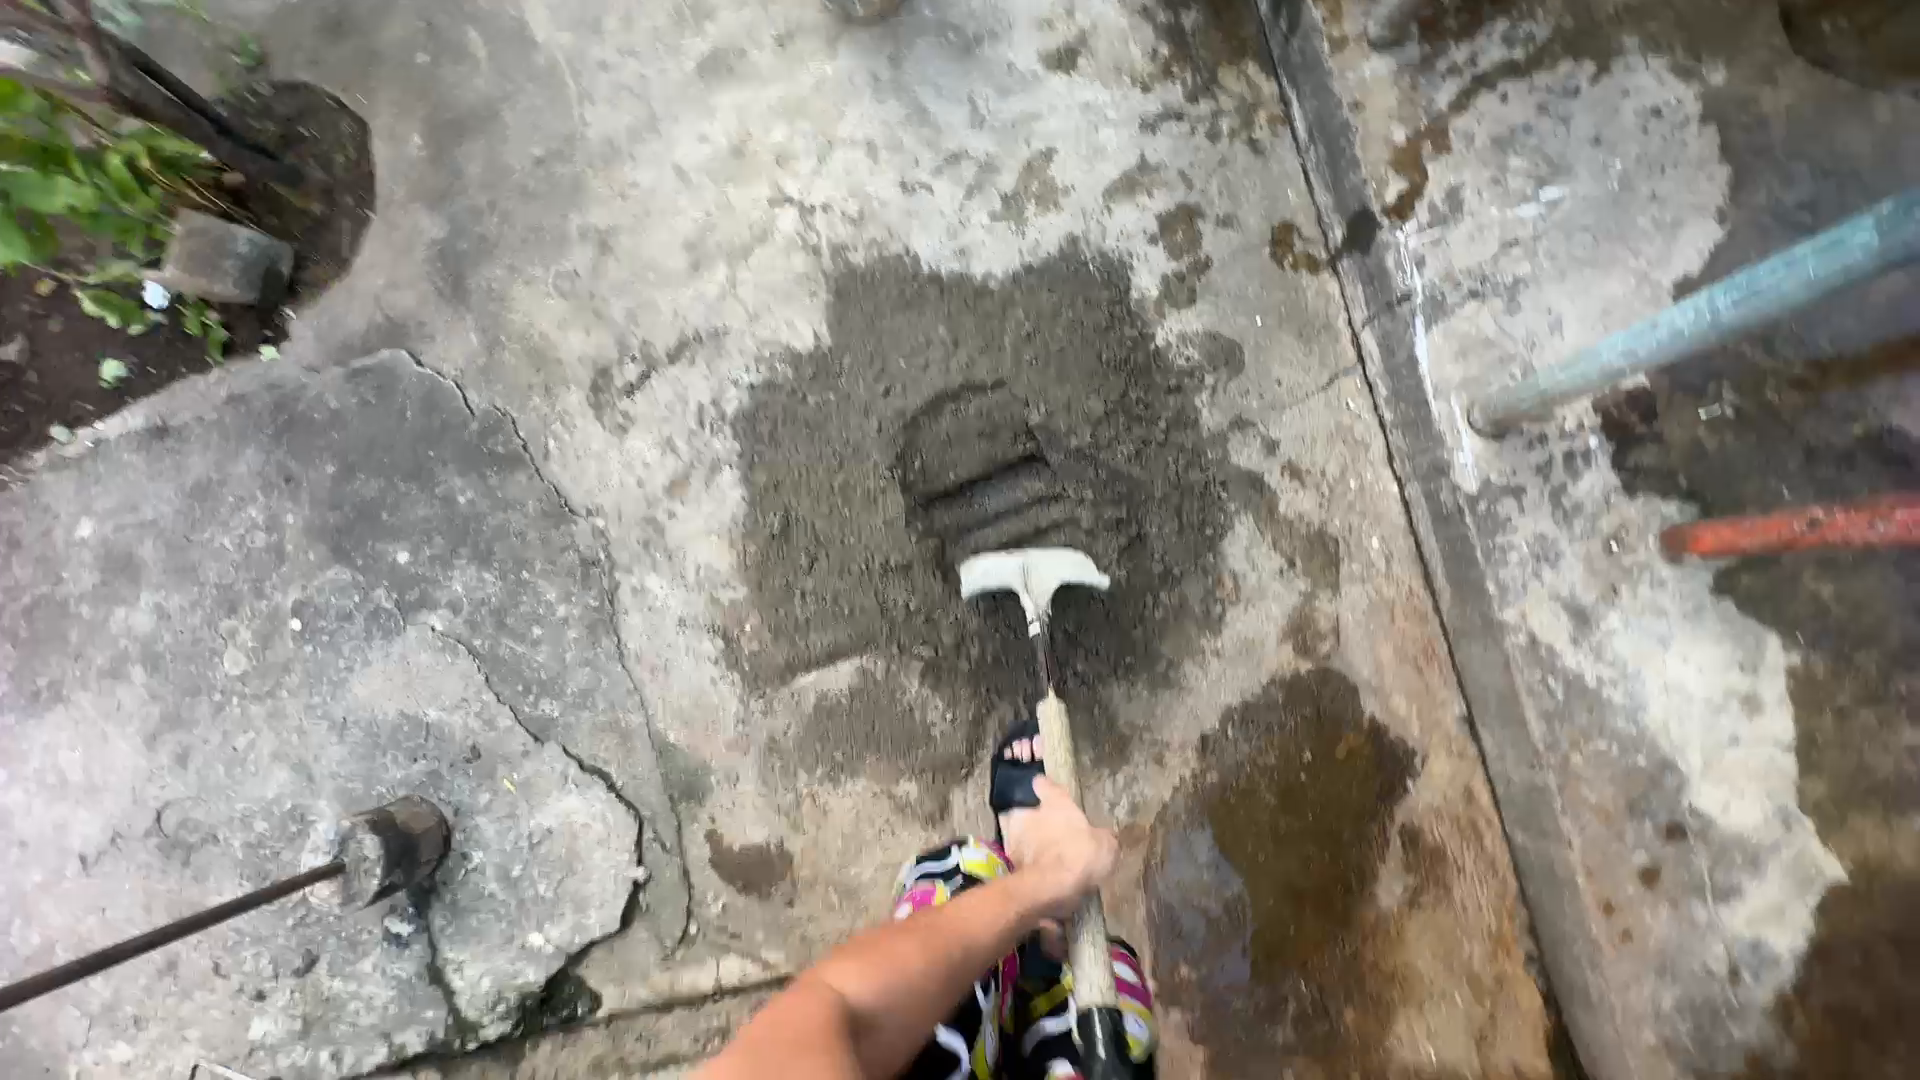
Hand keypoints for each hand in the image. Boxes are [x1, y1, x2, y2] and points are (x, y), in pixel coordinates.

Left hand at [1003, 776, 1117, 917]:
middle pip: (1026, 811)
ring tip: (1042, 858)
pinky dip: (1025, 865)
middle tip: (1048, 834)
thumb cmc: (1081, 854)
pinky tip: (1037, 875)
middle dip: (1034, 821)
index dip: (1045, 788)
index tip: (1045, 791)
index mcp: (1055, 802)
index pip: (1043, 784)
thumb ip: (1101, 837)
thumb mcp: (1106, 846)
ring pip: (1018, 835)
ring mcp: (1016, 837)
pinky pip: (1018, 859)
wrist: (1051, 885)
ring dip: (1027, 843)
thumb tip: (1103, 837)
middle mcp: (1030, 813)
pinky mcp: (1010, 861)